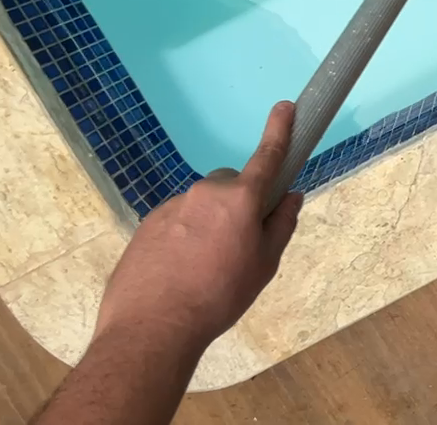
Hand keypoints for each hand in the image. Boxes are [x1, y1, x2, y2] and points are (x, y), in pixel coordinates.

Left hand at [93, 101, 304, 353]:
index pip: (268, 155)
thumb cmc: (219, 296)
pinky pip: (174, 222)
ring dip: (207, 222)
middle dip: (237, 201)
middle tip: (236, 240)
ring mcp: (172, 207)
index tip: (286, 105)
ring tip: (200, 266)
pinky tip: (176, 272)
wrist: (150, 331)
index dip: (280, 129)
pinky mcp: (145, 226)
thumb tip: (291, 197)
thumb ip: (281, 225)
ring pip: (201, 205)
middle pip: (231, 184)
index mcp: (242, 198)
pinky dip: (181, 237)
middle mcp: (207, 192)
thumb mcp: (265, 265)